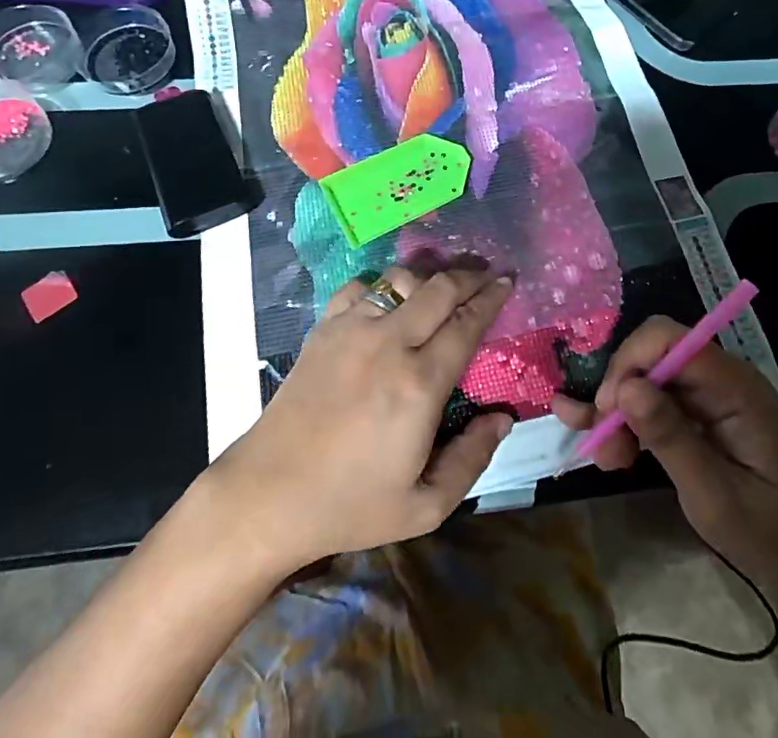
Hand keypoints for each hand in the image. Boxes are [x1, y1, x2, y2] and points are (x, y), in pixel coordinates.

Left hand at [199, 264, 515, 573]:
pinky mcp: (321, 332)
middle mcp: (387, 344)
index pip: (465, 324)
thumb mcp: (426, 505)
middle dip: (467, 275)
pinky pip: (357, 289)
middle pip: (436, 289)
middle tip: (485, 272)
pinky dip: (381, 284)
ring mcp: (349, 332)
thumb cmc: (351, 504)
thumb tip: (503, 417)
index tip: (507, 282)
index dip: (490, 298)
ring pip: (397, 280)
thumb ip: (473, 458)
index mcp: (419, 384)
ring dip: (426, 275)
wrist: (270, 492)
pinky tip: (388, 297)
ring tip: (443, 280)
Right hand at [551, 316, 777, 581]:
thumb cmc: (773, 536)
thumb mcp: (715, 496)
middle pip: (648, 356)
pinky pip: (651, 402)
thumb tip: (625, 387)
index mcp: (736, 389)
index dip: (628, 364)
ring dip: (616, 413)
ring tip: (607, 459)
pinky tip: (609, 448)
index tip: (608, 413)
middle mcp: (721, 380)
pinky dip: (626, 422)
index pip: (667, 340)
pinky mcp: (700, 414)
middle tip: (602, 446)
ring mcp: (709, 396)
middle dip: (616, 394)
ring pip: (643, 380)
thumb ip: (671, 438)